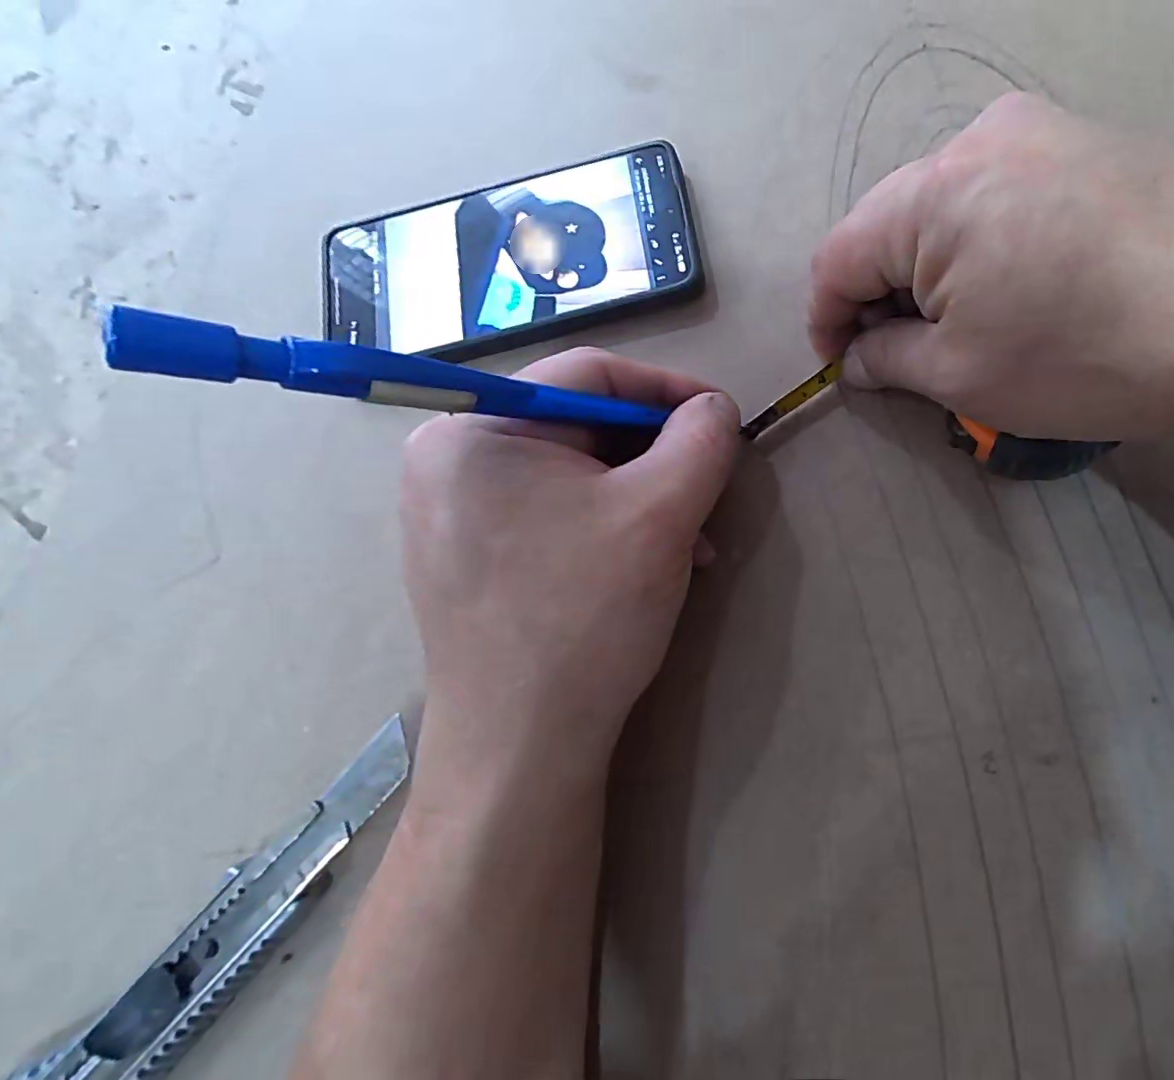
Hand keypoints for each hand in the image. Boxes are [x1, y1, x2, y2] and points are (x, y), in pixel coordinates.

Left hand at [399, 348, 738, 800]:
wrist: (522, 746)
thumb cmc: (584, 618)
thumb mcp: (660, 515)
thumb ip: (700, 442)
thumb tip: (715, 407)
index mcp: (475, 429)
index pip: (590, 375)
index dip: (668, 389)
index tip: (723, 417)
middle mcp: (449, 461)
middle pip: (581, 428)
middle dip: (658, 460)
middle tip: (708, 495)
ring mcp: (453, 514)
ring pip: (574, 477)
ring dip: (643, 501)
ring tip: (691, 546)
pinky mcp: (471, 559)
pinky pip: (555, 517)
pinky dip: (610, 530)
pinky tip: (648, 568)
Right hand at [808, 91, 1173, 445]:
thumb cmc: (1083, 358)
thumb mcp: (961, 376)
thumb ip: (887, 360)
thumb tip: (857, 359)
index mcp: (934, 192)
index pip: (838, 256)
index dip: (825, 319)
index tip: (840, 368)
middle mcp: (981, 139)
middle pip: (890, 225)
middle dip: (879, 297)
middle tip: (900, 358)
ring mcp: (1044, 131)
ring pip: (946, 209)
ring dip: (931, 274)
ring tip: (961, 331)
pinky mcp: (1091, 146)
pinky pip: (1002, 196)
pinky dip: (982, 249)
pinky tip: (1014, 293)